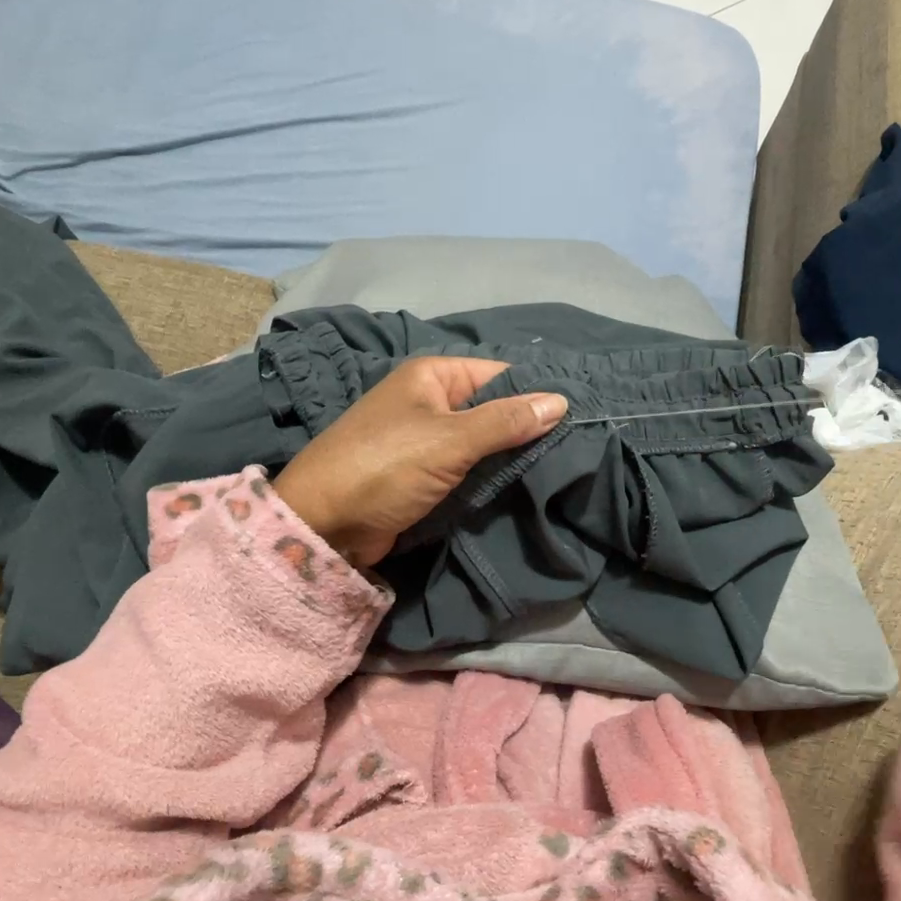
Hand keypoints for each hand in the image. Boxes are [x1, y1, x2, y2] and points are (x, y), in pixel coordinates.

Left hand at [271, 357, 567, 567]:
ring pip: (480, 444)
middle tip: (576, 451)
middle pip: (492, 409)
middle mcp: (429, 401)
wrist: (322, 525)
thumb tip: (560, 402)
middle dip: (526, 430)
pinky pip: (464, 470)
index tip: (579, 419)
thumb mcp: (450, 440)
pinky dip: (487, 478)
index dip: (536, 395)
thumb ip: (506, 421)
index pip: (500, 375)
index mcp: (432, 376)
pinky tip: (521, 488)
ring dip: (508, 458)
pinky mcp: (420, 476)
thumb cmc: (384, 468)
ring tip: (558, 471)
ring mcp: (424, 440)